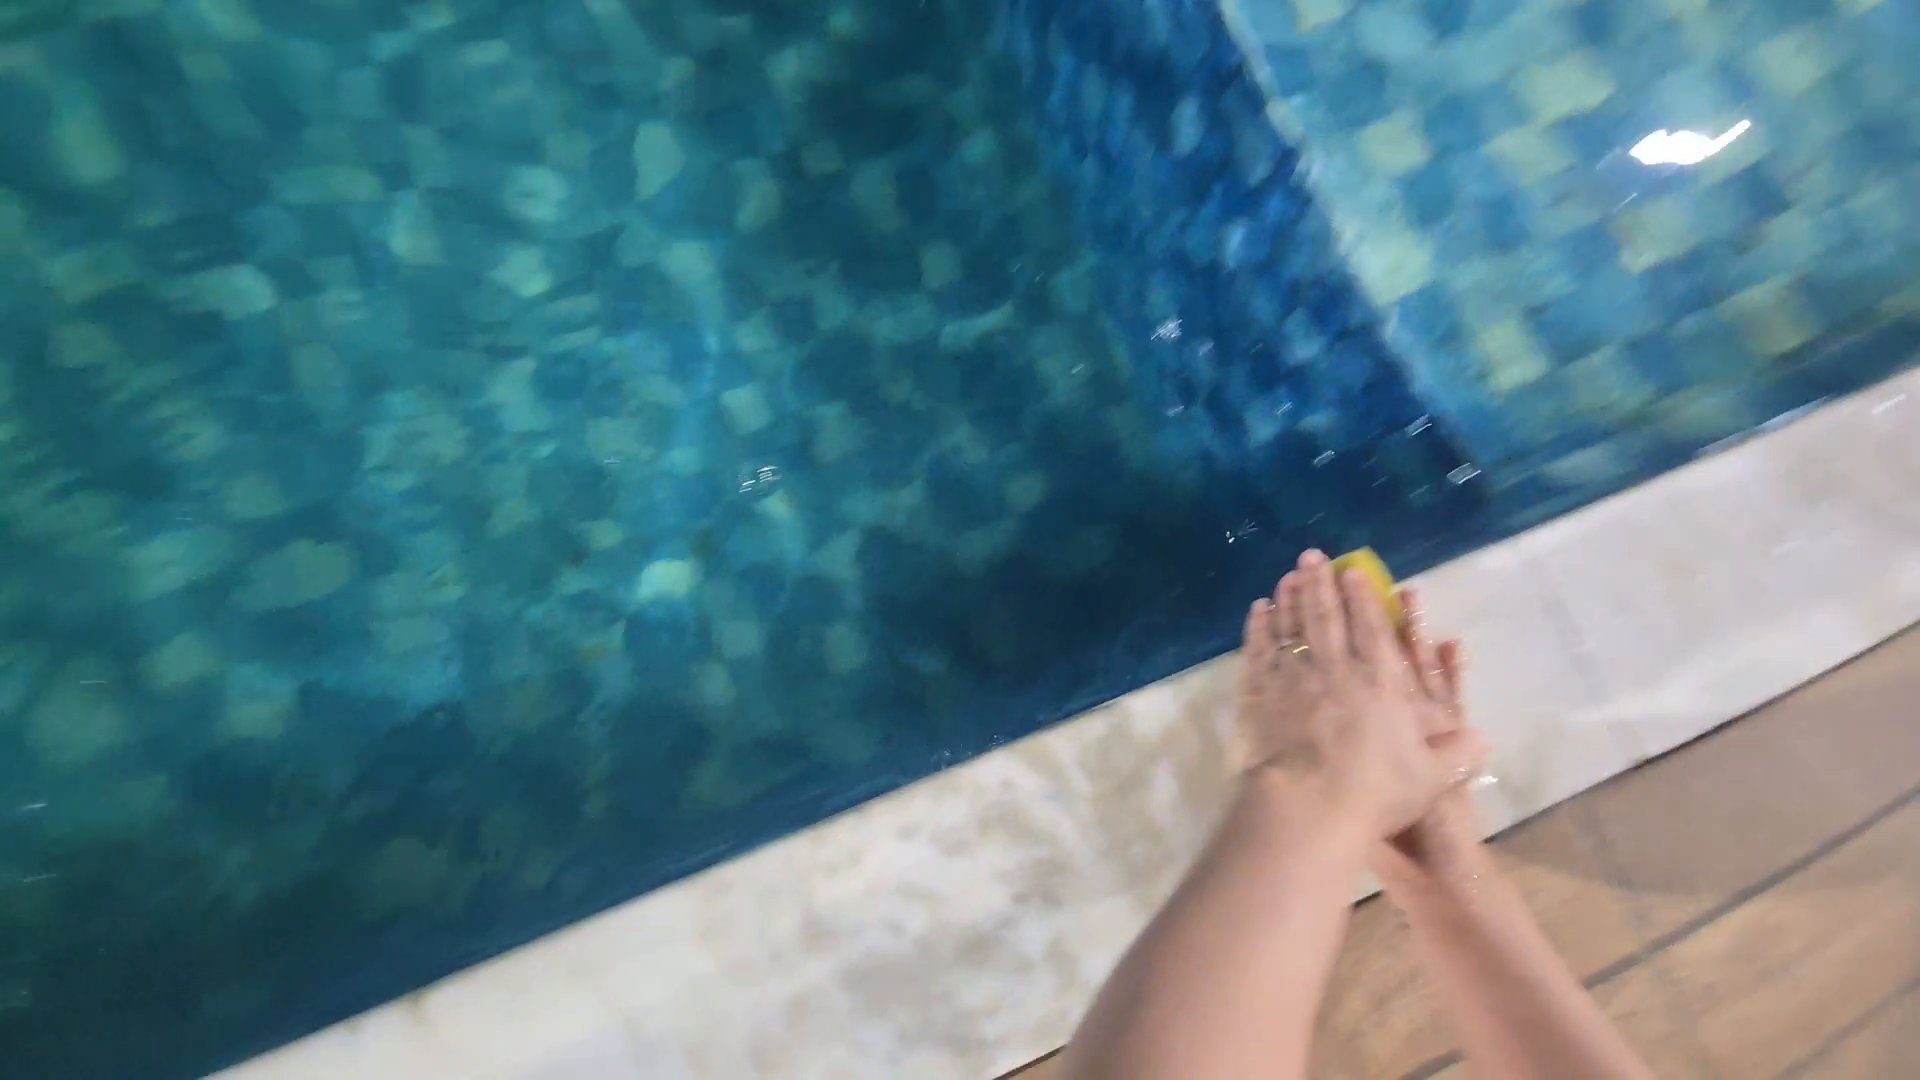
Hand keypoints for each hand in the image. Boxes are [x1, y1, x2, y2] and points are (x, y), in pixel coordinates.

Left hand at [1236, 551, 1487, 842]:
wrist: (1308, 805)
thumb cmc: (1374, 792)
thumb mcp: (1429, 778)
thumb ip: (1454, 754)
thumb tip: (1480, 738)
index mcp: (1378, 683)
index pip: (1370, 629)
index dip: (1362, 597)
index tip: (1353, 572)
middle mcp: (1334, 670)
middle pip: (1325, 616)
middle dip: (1319, 583)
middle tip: (1311, 556)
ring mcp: (1292, 677)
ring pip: (1291, 626)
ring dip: (1289, 597)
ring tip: (1288, 576)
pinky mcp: (1259, 692)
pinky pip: (1258, 650)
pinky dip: (1258, 627)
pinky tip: (1259, 610)